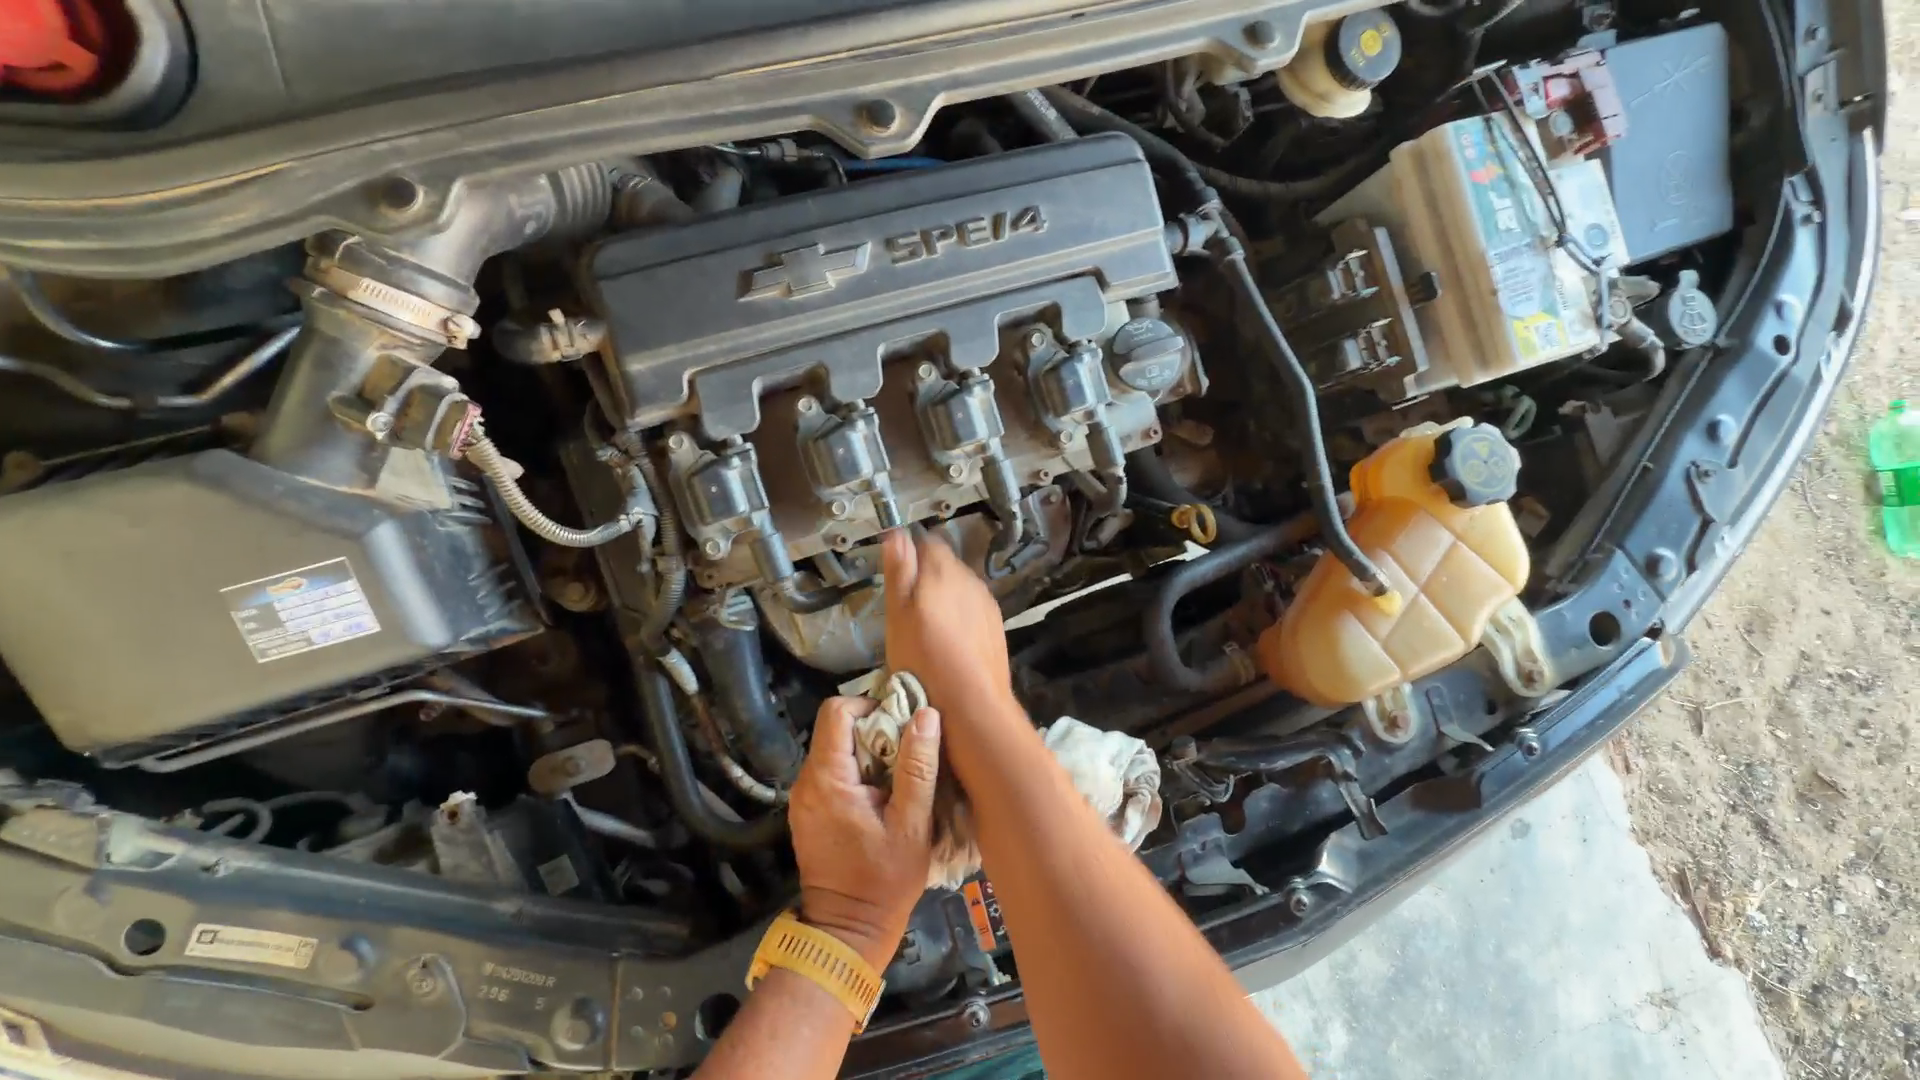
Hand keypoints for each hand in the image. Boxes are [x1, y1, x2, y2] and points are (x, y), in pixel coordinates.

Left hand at [788, 695, 941, 969]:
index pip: (837, 711)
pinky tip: (882, 797)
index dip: (870, 706)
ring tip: (900, 776)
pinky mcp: (809, 813)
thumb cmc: (883, 880)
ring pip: (835, 751)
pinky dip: (857, 773)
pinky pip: (832, 774)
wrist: (847, 932)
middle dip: (874, 732)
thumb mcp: (912, 823)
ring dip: (868, 754)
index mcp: (827, 778)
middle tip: (908, 753)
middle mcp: (806, 782)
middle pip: (836, 730)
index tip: (901, 724)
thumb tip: (926, 715)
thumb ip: (917, 767)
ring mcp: (804, 798)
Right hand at [881, 529, 1014, 714]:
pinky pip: (973, 608)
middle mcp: (969, 578)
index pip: (927, 541)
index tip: (898, 579)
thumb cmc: (923, 659)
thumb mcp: (898, 615)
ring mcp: (986, 601)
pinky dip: (961, 616)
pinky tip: (951, 641)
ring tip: (928, 628)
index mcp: (943, 569)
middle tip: (908, 609)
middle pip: (945, 563)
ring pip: (960, 587)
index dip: (910, 555)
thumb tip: (897, 533)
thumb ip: (899, 571)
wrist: (971, 702)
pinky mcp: (996, 624)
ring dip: (945, 597)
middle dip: (927, 577)